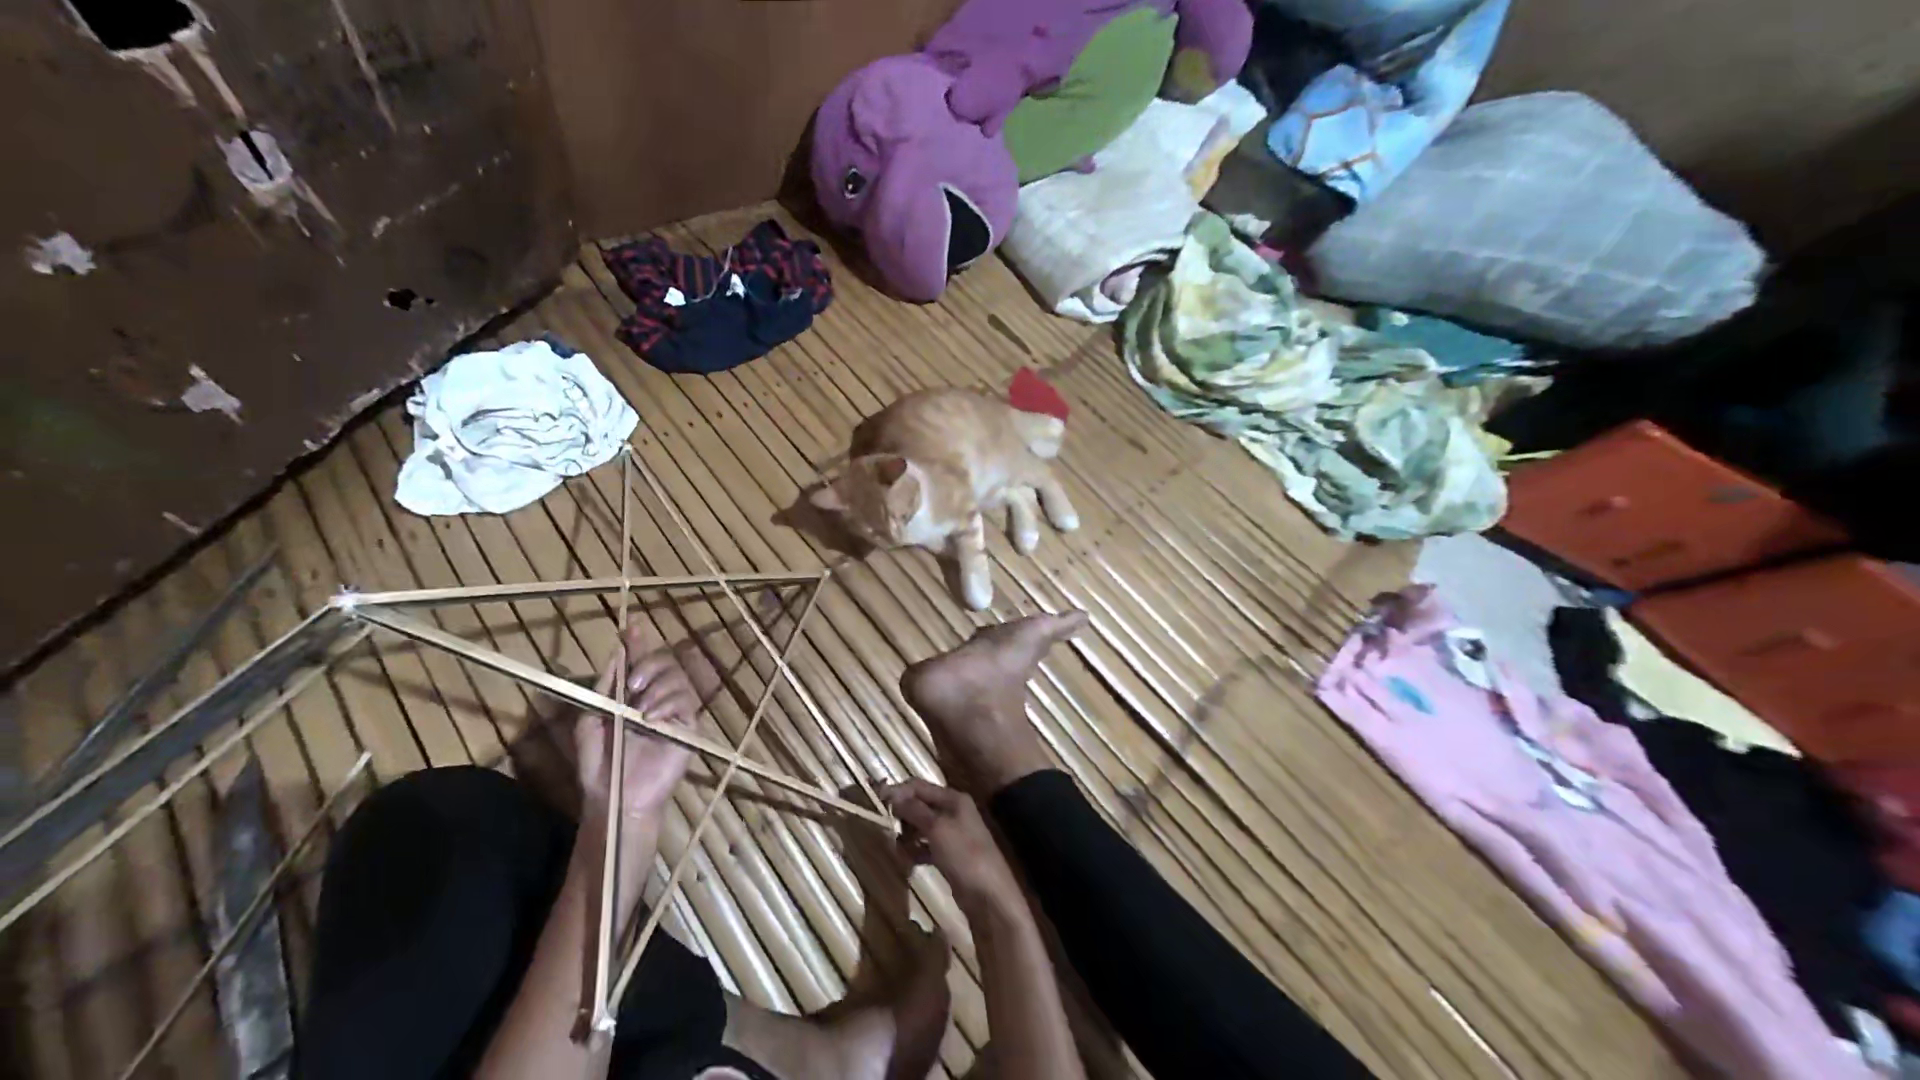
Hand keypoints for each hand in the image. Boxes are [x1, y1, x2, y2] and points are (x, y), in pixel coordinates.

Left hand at [576, 626, 715, 820]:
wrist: (616, 797)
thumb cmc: (600, 765)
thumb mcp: (590, 722)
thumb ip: (604, 688)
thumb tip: (616, 653)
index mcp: (631, 696)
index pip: (638, 661)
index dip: (637, 643)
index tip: (632, 626)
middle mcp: (656, 698)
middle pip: (664, 662)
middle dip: (648, 665)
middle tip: (632, 685)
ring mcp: (674, 712)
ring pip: (678, 678)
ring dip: (657, 687)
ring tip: (640, 710)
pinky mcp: (688, 726)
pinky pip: (686, 701)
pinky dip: (668, 704)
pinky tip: (652, 719)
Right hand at [883, 779, 1022, 913]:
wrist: (988, 895)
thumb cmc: (963, 854)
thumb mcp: (937, 828)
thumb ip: (914, 809)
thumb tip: (892, 792)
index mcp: (953, 799)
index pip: (920, 786)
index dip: (898, 791)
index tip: (877, 800)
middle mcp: (953, 812)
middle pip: (920, 805)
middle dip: (903, 814)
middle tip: (889, 827)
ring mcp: (952, 834)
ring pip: (921, 827)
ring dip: (907, 834)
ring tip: (899, 847)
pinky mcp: (949, 855)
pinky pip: (926, 846)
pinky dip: (915, 851)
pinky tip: (908, 860)